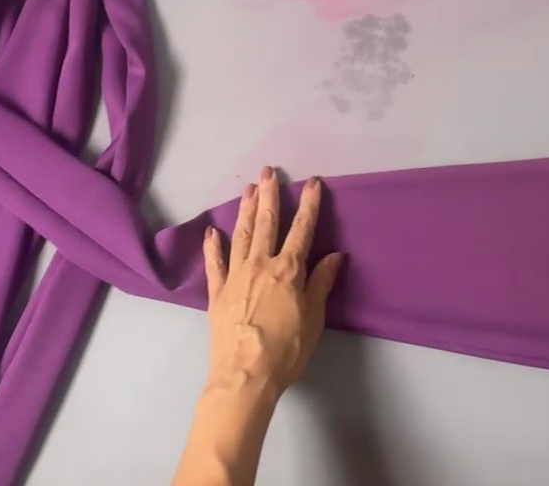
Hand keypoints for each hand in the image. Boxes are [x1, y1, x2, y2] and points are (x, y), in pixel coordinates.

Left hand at [201, 167, 344, 399]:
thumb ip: (322, 282)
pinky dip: (213, 247)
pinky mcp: (217, 293)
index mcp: (288, 269)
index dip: (309, 203)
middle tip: (269, 170)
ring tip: (248, 188)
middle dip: (270, 194)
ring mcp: (236, 276)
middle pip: (267, 222)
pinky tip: (212, 231)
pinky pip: (214, 264)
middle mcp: (261, 264)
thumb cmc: (286, 349)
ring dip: (245, 210)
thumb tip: (336, 254)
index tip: (312, 182)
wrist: (244, 377)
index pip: (302, 229)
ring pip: (241, 235)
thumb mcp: (314, 317)